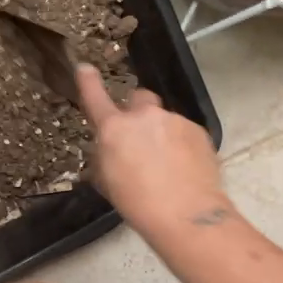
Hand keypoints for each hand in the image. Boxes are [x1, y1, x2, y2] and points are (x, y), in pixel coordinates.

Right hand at [76, 65, 230, 238]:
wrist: (184, 214)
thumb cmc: (136, 203)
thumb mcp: (107, 181)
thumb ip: (106, 155)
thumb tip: (110, 147)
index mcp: (114, 130)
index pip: (95, 98)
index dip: (88, 83)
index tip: (84, 69)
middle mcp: (144, 117)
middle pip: (139, 100)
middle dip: (137, 113)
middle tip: (139, 139)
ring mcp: (174, 120)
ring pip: (163, 119)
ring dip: (161, 134)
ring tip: (164, 166)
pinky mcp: (198, 130)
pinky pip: (183, 131)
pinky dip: (180, 145)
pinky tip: (181, 169)